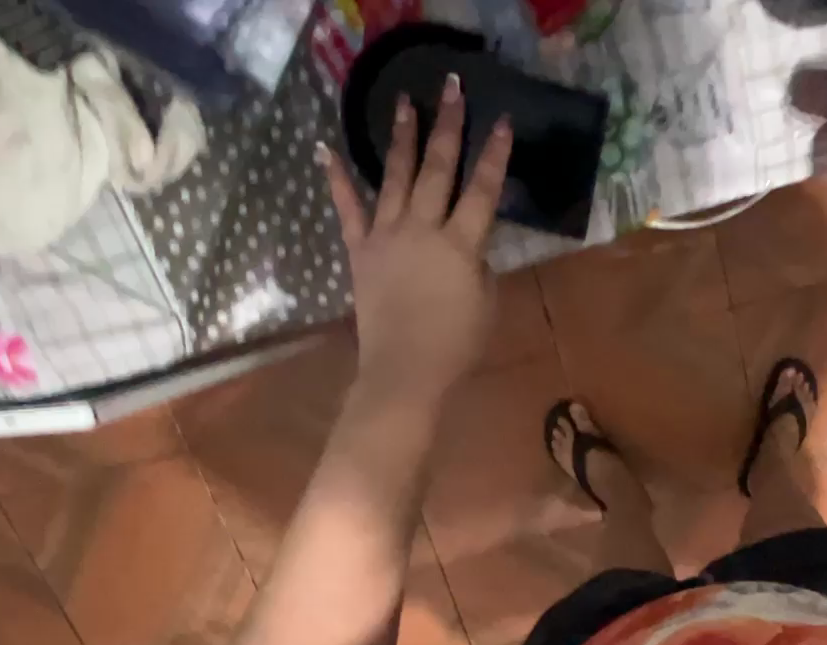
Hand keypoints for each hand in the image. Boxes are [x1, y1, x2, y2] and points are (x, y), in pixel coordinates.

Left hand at [319, 76, 511, 405]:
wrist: (406, 371)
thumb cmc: (457, 345)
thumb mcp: (487, 304)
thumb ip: (481, 266)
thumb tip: (471, 244)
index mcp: (461, 245)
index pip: (483, 191)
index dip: (494, 156)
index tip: (501, 121)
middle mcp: (423, 229)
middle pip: (437, 170)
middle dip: (447, 127)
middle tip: (451, 90)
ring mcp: (387, 236)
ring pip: (395, 178)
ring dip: (400, 139)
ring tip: (403, 103)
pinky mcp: (360, 251)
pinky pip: (348, 210)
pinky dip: (336, 179)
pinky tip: (325, 149)